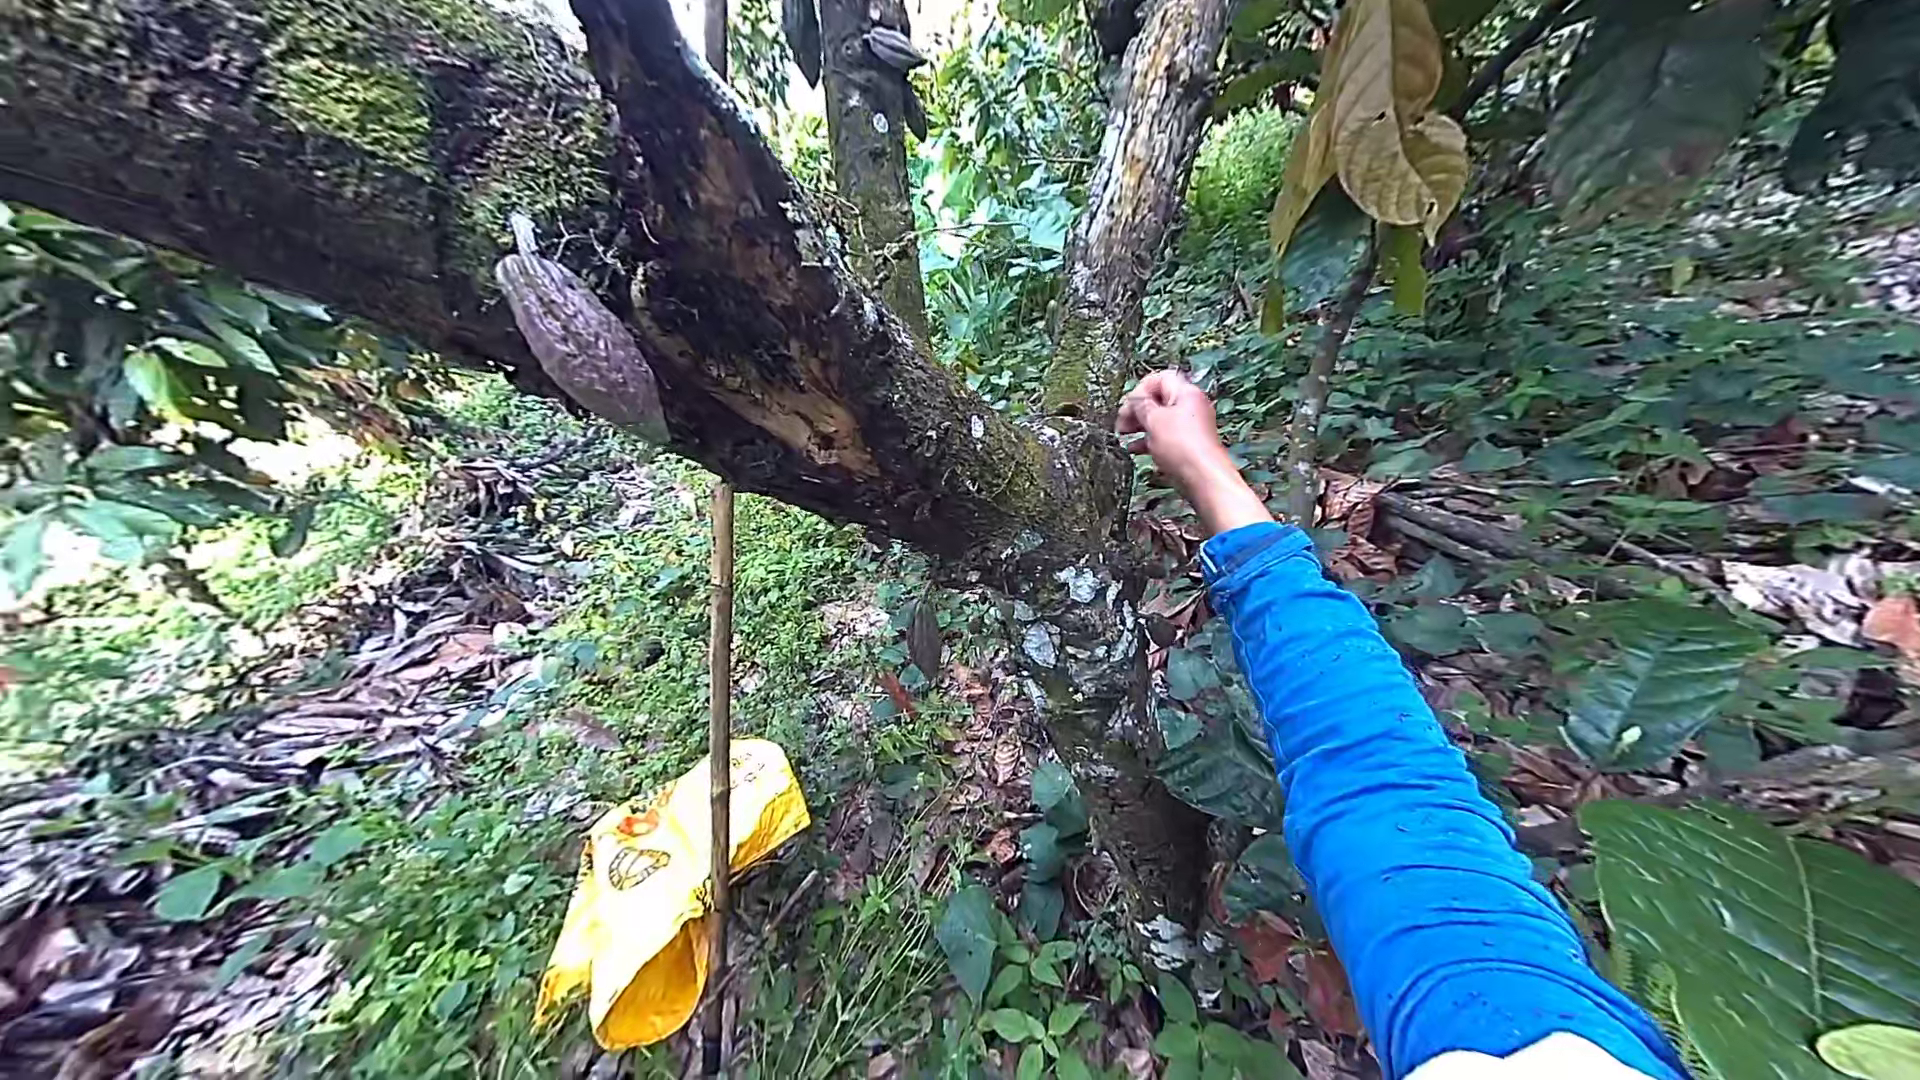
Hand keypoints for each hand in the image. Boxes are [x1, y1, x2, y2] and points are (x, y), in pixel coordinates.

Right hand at [1116, 370, 1271, 535]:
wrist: (1203, 478)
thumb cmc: (1180, 447)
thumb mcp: (1153, 421)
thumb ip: (1140, 405)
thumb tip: (1134, 399)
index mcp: (1186, 393)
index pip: (1160, 379)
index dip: (1140, 389)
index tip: (1127, 406)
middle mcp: (1191, 406)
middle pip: (1159, 399)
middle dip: (1137, 409)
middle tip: (1122, 422)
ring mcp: (1190, 426)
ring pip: (1160, 419)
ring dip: (1140, 425)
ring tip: (1123, 436)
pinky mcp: (1187, 444)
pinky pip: (1164, 436)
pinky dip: (1148, 439)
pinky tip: (1134, 449)